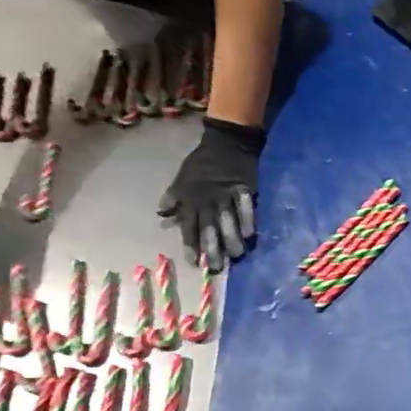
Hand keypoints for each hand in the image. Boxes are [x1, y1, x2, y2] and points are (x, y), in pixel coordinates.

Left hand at [158, 118, 263, 272]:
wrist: (226, 143)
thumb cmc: (202, 164)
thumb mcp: (182, 178)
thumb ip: (174, 197)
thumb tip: (161, 213)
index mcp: (191, 200)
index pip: (189, 227)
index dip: (191, 245)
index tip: (194, 262)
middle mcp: (208, 201)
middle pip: (210, 229)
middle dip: (213, 249)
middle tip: (217, 267)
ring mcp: (227, 196)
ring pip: (228, 221)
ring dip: (232, 239)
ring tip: (236, 255)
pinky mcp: (244, 190)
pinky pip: (246, 207)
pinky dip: (247, 220)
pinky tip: (249, 235)